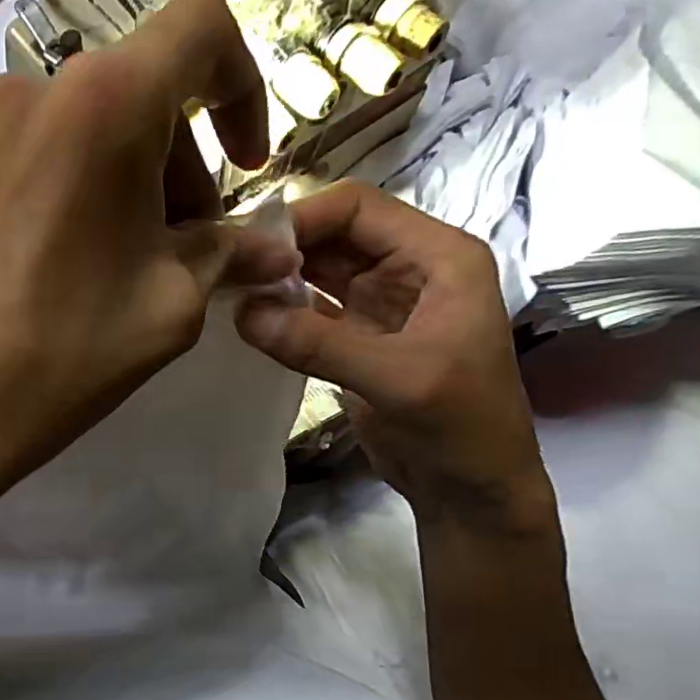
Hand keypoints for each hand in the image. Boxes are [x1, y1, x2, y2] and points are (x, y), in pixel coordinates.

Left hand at [0, 0, 298, 542]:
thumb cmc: (74, 352)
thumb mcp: (173, 303)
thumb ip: (230, 253)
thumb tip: (274, 247)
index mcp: (105, 103)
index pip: (201, 30)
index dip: (243, 87)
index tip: (247, 165)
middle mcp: (40, 89)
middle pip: (147, 89)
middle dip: (188, 159)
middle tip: (194, 244)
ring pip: (97, 122)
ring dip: (140, 176)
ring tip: (140, 260)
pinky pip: (51, 150)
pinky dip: (90, 185)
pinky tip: (88, 257)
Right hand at [236, 182, 553, 531]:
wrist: (472, 491)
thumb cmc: (460, 428)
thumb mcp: (397, 380)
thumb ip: (319, 344)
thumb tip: (243, 313)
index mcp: (439, 257)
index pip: (360, 208)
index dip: (304, 218)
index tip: (249, 245)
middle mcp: (409, 269)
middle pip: (335, 235)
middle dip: (283, 247)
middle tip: (227, 267)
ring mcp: (382, 305)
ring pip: (319, 272)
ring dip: (278, 279)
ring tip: (230, 289)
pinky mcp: (359, 340)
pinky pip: (313, 312)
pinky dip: (282, 313)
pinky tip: (249, 319)